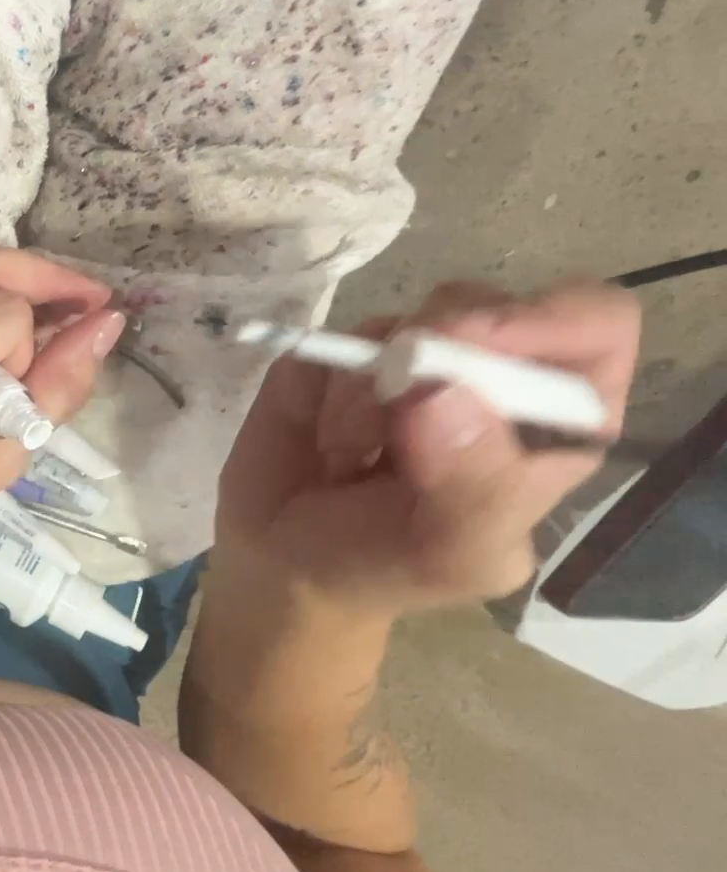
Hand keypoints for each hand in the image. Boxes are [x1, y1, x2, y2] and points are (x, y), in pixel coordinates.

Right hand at [217, 281, 641, 616]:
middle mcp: (484, 379)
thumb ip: (471, 485)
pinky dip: (314, 389)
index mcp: (550, 421)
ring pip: (391, 326)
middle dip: (425, 360)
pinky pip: (324, 343)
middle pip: (478, 306)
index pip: (588, 327)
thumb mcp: (450, 552)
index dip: (538, 320)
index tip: (462, 344)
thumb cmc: (383, 566)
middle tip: (391, 416)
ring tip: (348, 456)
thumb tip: (434, 391)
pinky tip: (314, 435)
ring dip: (357, 394)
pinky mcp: (328, 359)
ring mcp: (399, 363)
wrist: (283, 561)